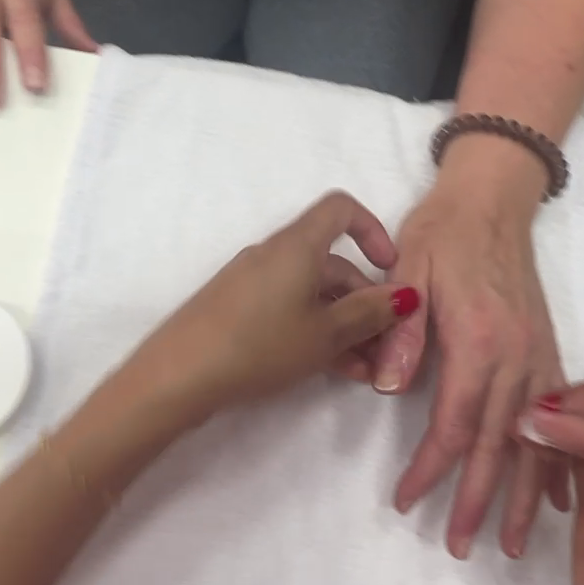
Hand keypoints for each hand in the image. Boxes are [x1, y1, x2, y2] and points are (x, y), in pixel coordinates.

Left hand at [112, 191, 420, 428]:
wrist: (179, 375)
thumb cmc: (260, 345)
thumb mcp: (325, 334)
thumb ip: (369, 312)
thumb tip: (404, 294)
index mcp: (296, 245)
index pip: (340, 209)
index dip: (372, 229)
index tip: (389, 267)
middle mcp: (273, 254)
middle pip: (331, 263)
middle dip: (365, 302)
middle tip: (387, 347)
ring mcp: (252, 282)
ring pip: (312, 294)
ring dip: (343, 325)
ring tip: (365, 369)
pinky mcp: (237, 309)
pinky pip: (288, 309)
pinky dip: (314, 331)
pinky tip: (333, 370)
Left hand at [374, 145, 566, 559]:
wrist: (492, 201)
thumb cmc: (443, 232)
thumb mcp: (410, 270)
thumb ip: (402, 332)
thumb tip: (393, 391)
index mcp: (482, 342)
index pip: (456, 425)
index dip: (431, 470)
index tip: (408, 502)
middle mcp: (520, 359)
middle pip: (502, 446)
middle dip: (481, 501)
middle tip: (460, 546)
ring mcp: (542, 357)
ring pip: (540, 441)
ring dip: (527, 495)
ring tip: (517, 545)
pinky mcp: (550, 351)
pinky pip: (561, 419)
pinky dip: (561, 459)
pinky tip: (563, 492)